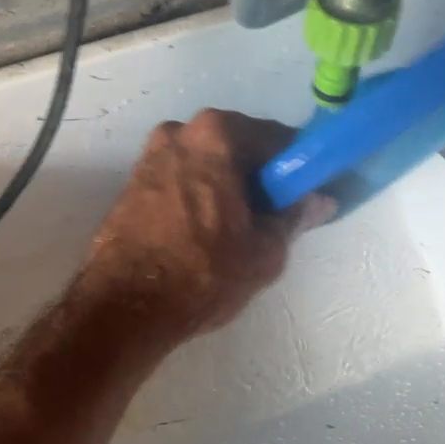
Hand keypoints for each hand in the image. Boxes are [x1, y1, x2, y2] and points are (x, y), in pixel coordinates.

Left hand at [77, 109, 333, 343]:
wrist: (125, 310)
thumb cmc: (202, 275)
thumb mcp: (263, 253)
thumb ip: (293, 219)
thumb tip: (320, 200)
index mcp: (216, 133)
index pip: (276, 141)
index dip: (298, 170)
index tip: (312, 192)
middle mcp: (177, 133)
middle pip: (235, 152)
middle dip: (257, 182)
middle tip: (273, 223)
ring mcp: (147, 161)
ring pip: (204, 172)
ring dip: (225, 195)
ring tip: (236, 239)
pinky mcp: (129, 191)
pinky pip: (178, 190)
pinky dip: (196, 206)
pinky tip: (203, 242)